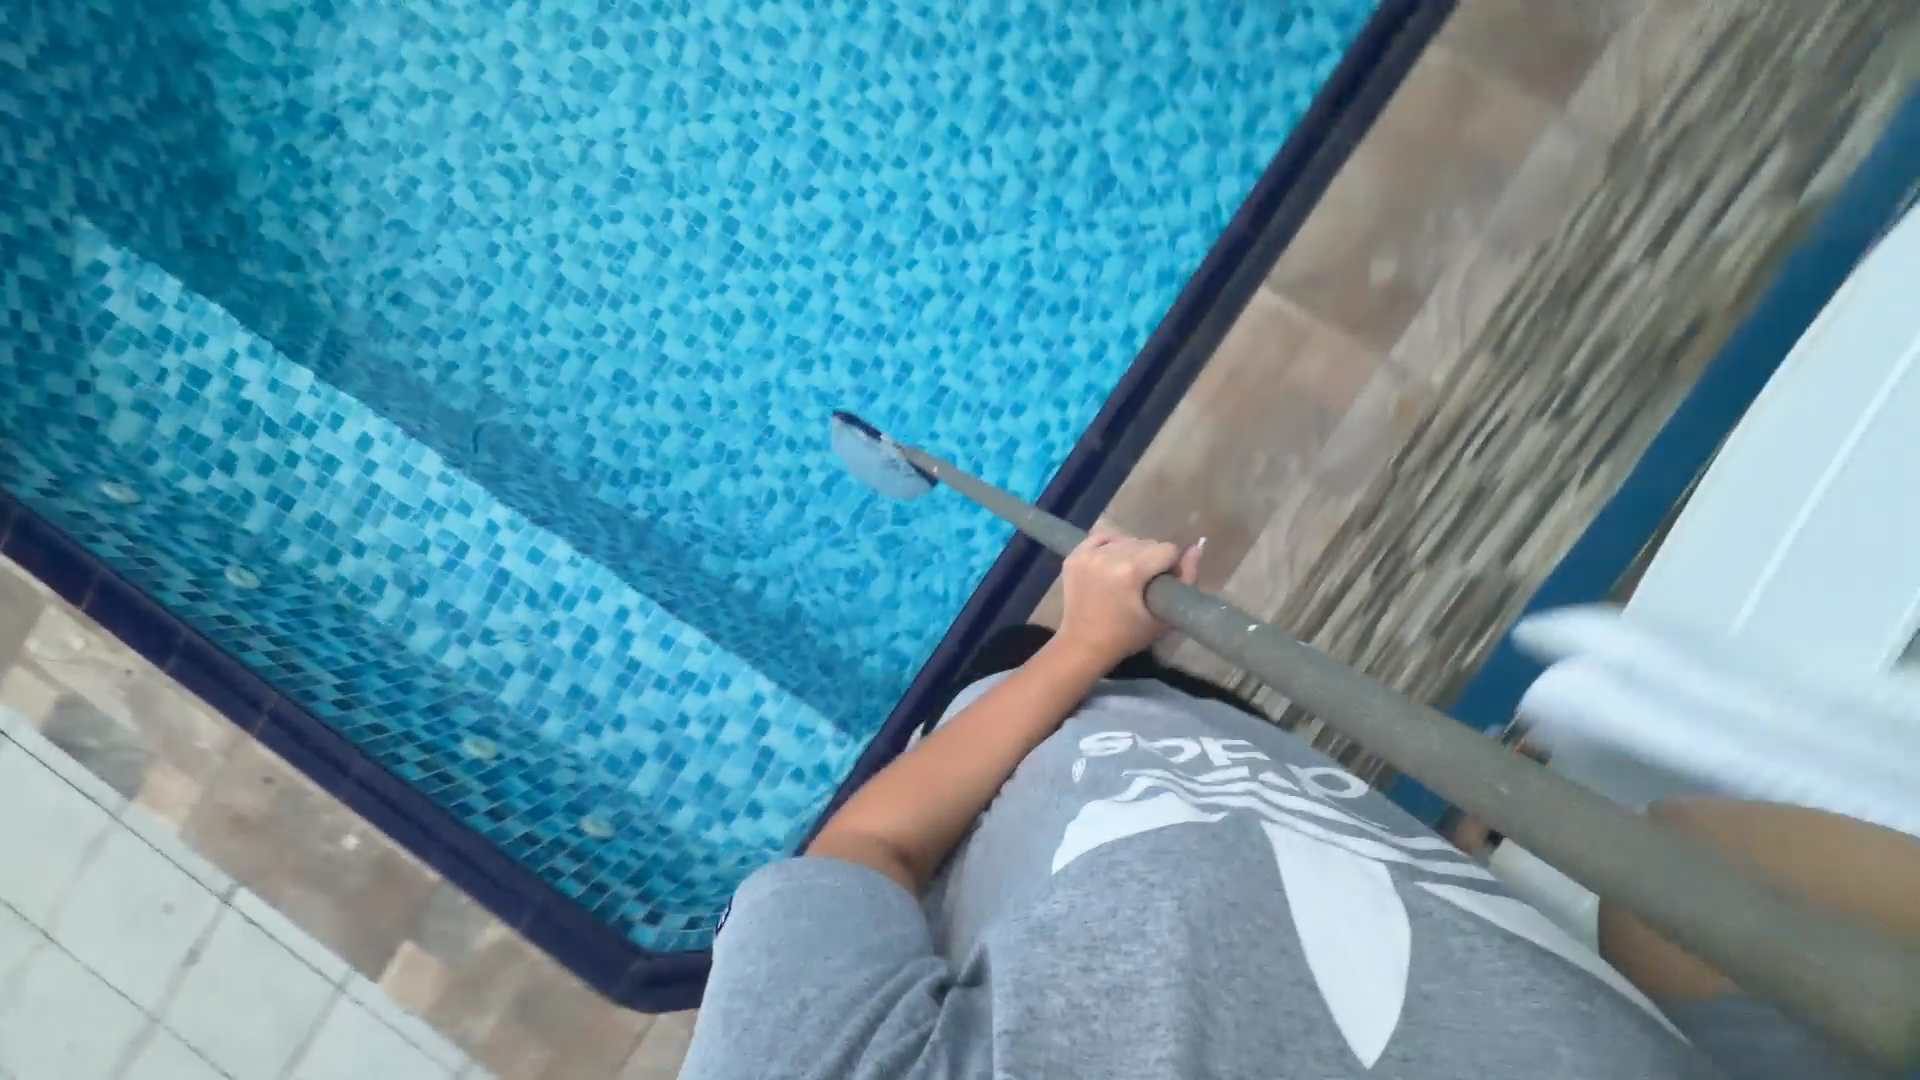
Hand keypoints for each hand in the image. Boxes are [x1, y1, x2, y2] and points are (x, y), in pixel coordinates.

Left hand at [1054, 529, 1201, 671]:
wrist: (1083, 644)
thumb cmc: (1127, 636)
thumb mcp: (1163, 616)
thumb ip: (1186, 580)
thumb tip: (1196, 548)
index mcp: (1130, 570)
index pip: (1167, 549)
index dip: (1172, 567)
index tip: (1164, 584)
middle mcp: (1107, 556)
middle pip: (1147, 543)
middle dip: (1152, 559)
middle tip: (1145, 583)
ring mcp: (1088, 554)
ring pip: (1126, 540)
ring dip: (1132, 553)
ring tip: (1128, 575)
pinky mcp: (1074, 556)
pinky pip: (1101, 537)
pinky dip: (1111, 546)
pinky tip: (1113, 562)